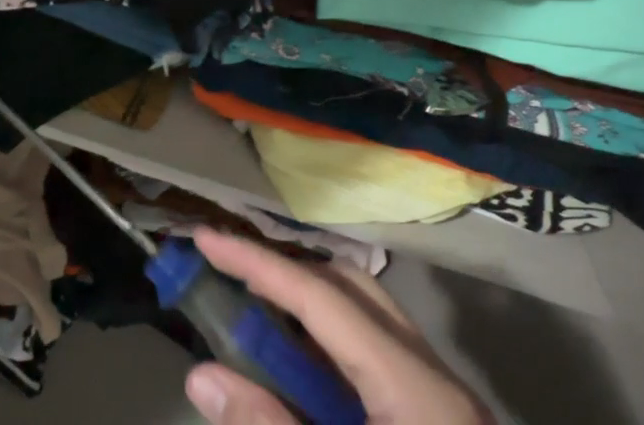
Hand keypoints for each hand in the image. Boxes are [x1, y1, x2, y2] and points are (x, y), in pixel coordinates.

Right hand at [184, 230, 492, 424]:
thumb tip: (202, 377)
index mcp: (415, 388)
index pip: (321, 299)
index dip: (256, 263)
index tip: (203, 237)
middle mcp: (434, 378)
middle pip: (351, 290)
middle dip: (285, 271)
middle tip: (225, 270)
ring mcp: (440, 401)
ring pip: (366, 318)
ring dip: (304, 304)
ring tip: (249, 310)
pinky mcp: (436, 421)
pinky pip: (372, 354)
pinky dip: (324, 343)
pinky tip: (293, 367)